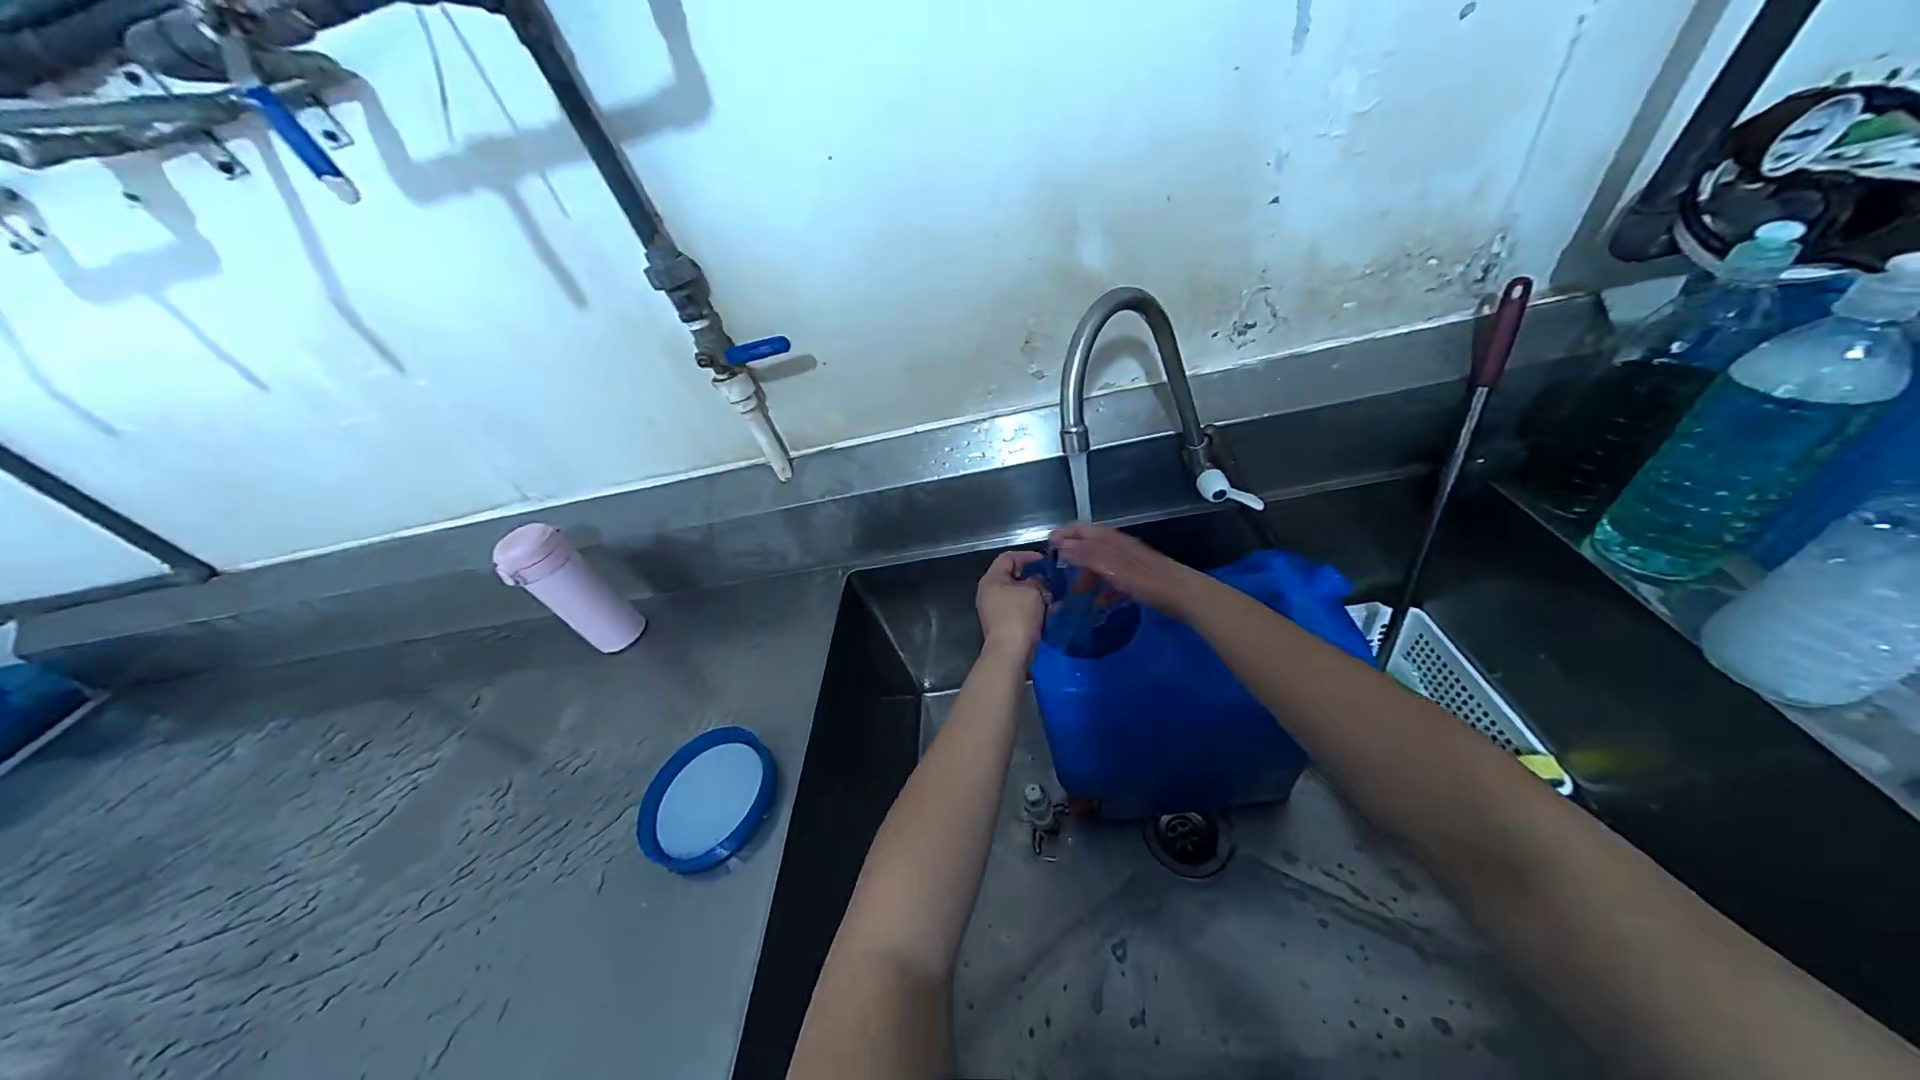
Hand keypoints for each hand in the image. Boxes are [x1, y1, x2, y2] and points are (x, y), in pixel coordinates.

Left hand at [976, 550, 1046, 657]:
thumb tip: (1038, 582)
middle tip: (1050, 578)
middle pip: (1011, 575)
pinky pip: (1016, 606)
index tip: (1046, 562)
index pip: (1008, 557)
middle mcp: (988, 591)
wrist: (1010, 652)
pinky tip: (1045, 609)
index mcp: (991, 579)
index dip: (1028, 556)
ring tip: (1051, 594)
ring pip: (1016, 592)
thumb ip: (1037, 580)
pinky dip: (1030, 605)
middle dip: (1032, 575)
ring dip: (1033, 592)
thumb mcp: (1033, 591)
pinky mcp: (1001, 621)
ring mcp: (993, 608)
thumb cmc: (1019, 616)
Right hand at [1049, 524, 1208, 615]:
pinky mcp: (1139, 579)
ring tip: (1075, 592)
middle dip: (1073, 557)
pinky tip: (1100, 603)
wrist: (1184, 595)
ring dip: (1087, 576)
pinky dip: (1104, 589)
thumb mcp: (1112, 567)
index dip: (1065, 534)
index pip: (1083, 530)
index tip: (1048, 545)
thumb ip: (1086, 555)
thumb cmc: (1147, 581)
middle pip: (1091, 547)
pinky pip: (1114, 580)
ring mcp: (1130, 563)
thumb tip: (1061, 545)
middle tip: (1057, 571)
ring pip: (1101, 565)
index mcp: (1112, 541)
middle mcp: (1120, 548)